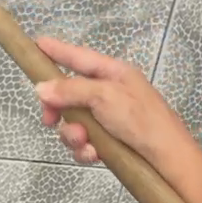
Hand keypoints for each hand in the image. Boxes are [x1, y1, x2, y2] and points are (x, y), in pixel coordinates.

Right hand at [33, 37, 196, 168]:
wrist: (165, 159)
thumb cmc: (142, 119)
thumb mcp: (104, 96)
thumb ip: (71, 90)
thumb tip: (40, 88)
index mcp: (112, 74)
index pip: (79, 57)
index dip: (57, 51)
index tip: (37, 44)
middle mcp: (107, 94)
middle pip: (68, 95)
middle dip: (58, 109)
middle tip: (48, 119)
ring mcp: (107, 119)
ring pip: (72, 124)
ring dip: (73, 135)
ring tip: (85, 142)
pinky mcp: (107, 142)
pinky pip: (83, 144)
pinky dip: (84, 151)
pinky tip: (94, 155)